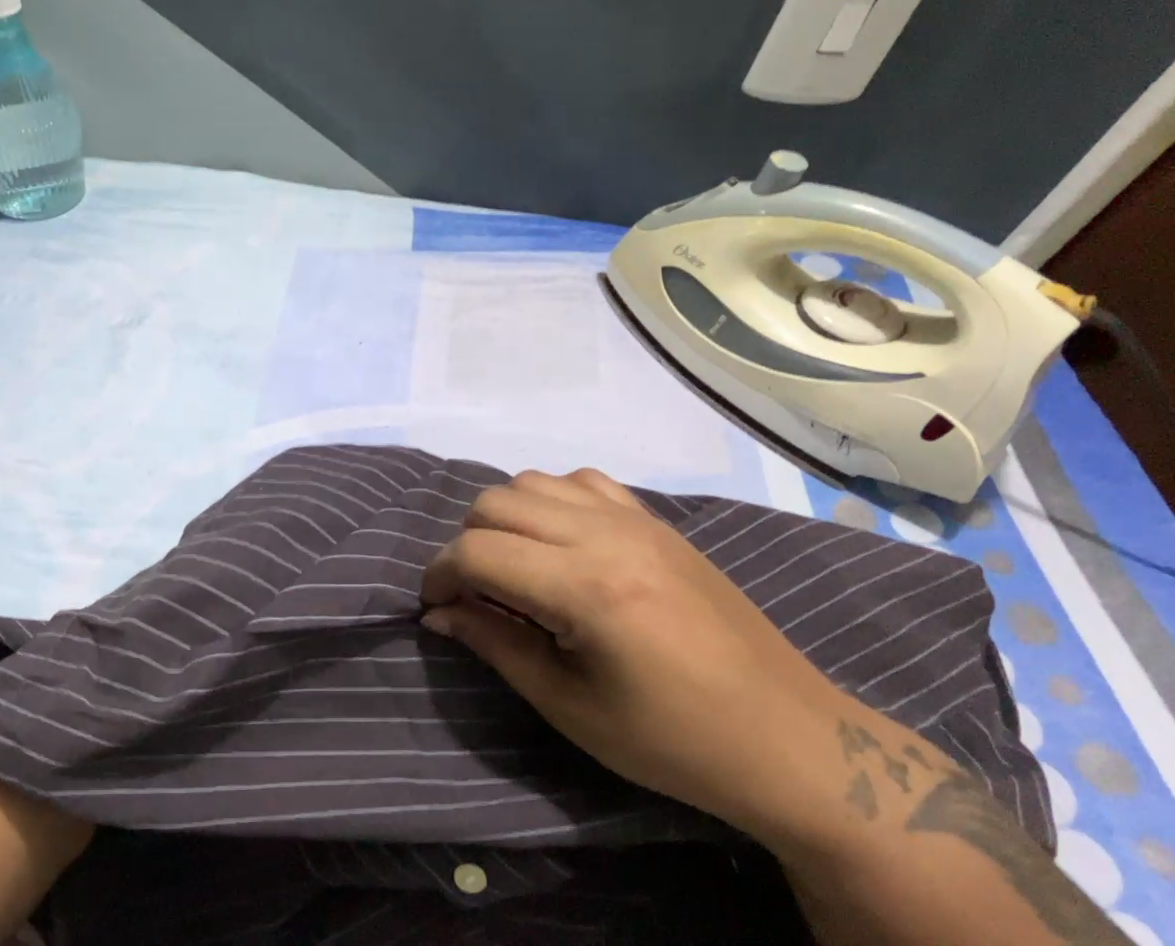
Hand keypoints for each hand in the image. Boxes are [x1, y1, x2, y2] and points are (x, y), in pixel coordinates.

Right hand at [419, 469, 853, 840]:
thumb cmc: (672, 741)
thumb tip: (438, 614)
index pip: (477, 550)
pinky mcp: (660, 523)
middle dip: (465, 544)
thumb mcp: (569, 706)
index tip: (435, 609)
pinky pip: (584, 483)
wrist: (788, 740)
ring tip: (514, 570)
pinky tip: (562, 548)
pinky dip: (552, 503)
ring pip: (535, 482)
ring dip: (506, 519)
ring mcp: (638, 521)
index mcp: (586, 588)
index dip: (439, 576)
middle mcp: (608, 536)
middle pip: (497, 502)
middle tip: (472, 595)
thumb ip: (495, 645)